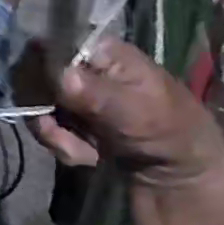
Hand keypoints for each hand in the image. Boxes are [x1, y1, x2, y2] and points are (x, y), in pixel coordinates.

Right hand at [24, 36, 223, 190]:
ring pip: (41, 107)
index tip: (45, 100)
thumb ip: (94, 93)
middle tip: (62, 135)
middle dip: (46, 110)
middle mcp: (85, 66)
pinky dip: (66, 147)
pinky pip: (52, 130)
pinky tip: (89, 158)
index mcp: (101, 50)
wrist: (184, 180)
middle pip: (39, 75)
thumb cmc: (169, 131)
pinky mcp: (77, 123)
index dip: (41, 69)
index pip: (54, 44)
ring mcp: (78, 95)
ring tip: (85, 153)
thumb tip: (59, 74)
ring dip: (58, 135)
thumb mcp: (134, 111)